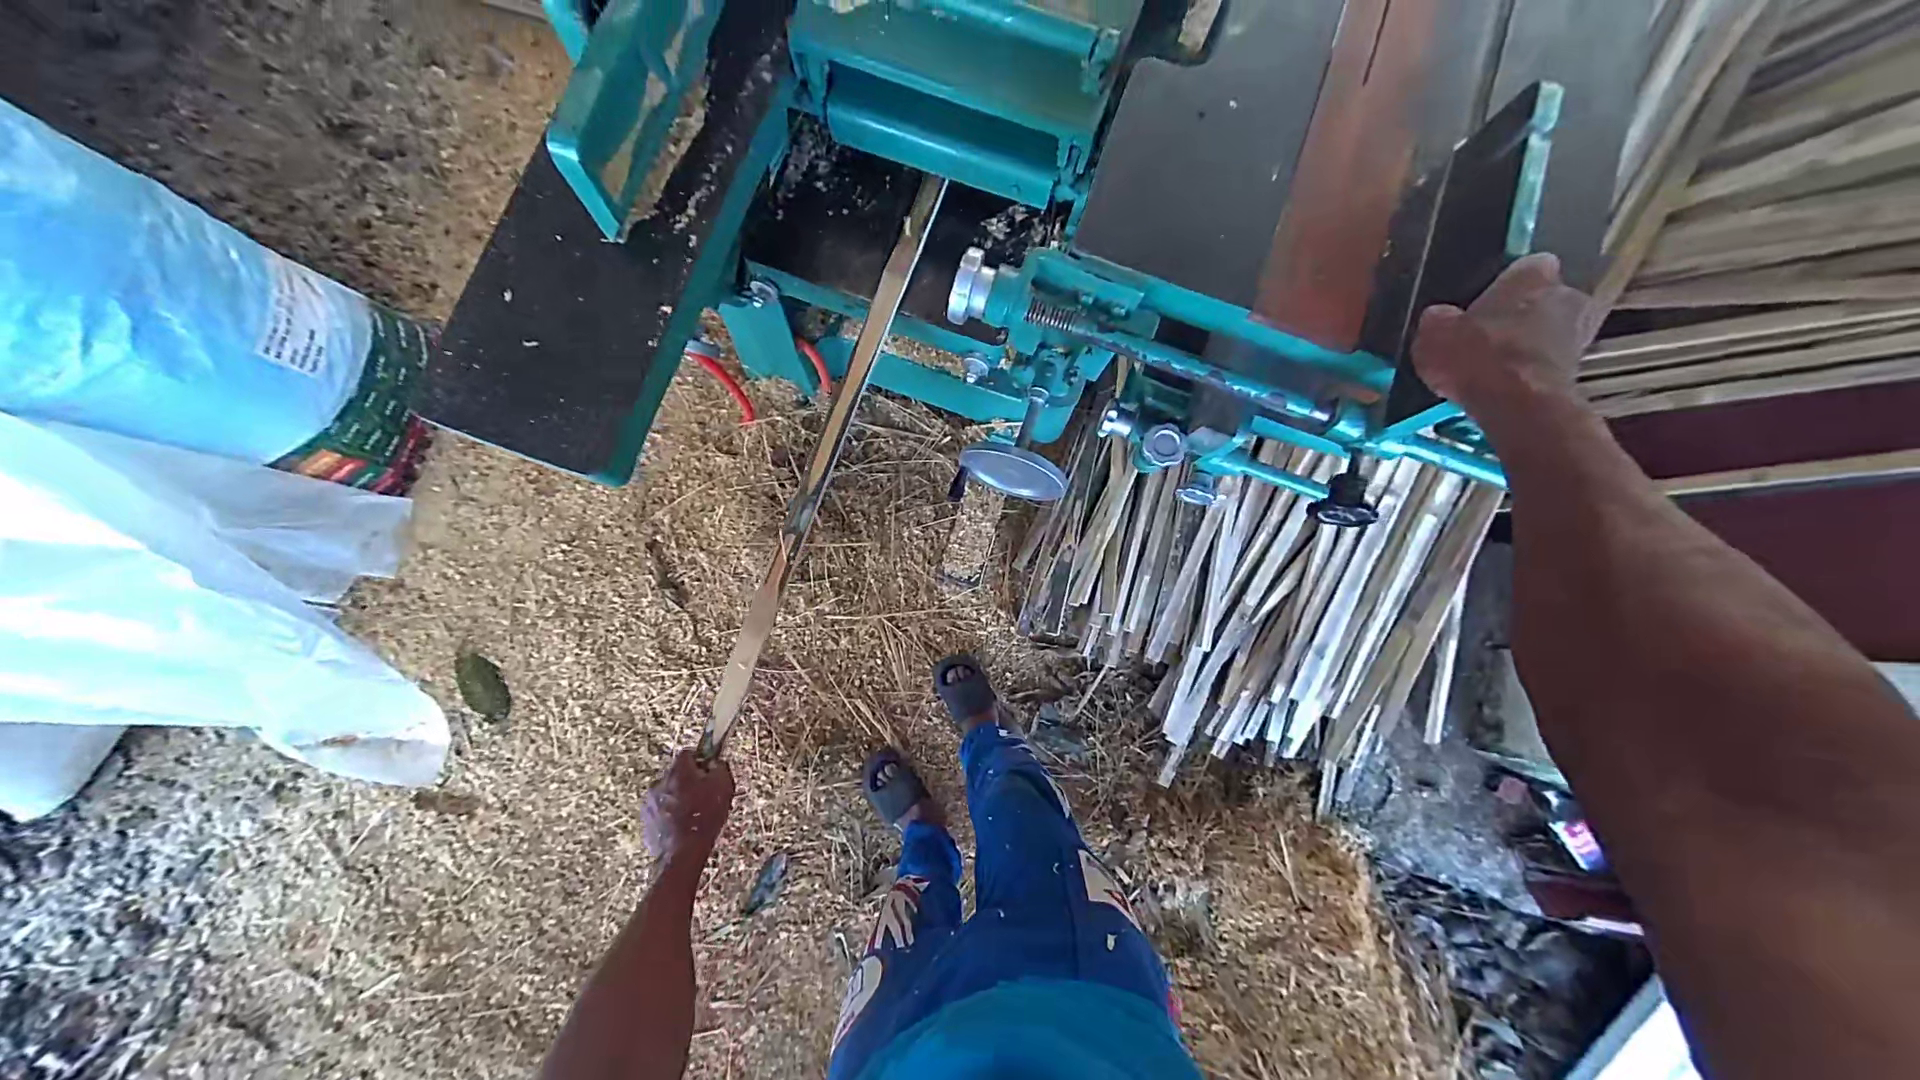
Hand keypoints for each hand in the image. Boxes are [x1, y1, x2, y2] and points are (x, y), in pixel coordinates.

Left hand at [642, 750, 734, 866]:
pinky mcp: (646, 821)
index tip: (709, 767)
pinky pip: (660, 811)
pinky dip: (670, 815)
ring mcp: (650, 803)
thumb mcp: (724, 786)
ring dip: (678, 798)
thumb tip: (715, 763)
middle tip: (704, 793)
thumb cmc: (705, 818)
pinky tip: (683, 826)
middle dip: (688, 780)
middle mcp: (660, 782)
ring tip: (694, 813)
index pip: (688, 753)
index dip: (700, 759)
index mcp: (678, 771)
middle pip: (676, 773)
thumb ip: (720, 767)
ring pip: (667, 792)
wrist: (683, 853)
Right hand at [1411, 253, 1603, 418]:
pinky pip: (1546, 364)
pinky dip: (1527, 373)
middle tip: (1484, 338)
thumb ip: (1438, 319)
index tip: (1482, 304)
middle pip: (1540, 300)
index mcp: (1532, 274)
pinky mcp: (1578, 369)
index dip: (1501, 286)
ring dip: (1524, 347)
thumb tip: (1439, 317)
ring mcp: (1579, 332)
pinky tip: (1500, 388)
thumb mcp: (1433, 334)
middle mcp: (1566, 294)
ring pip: (1547, 333)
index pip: (1523, 266)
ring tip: (1489, 369)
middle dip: (1517, 317)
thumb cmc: (1478, 356)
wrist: (1516, 402)